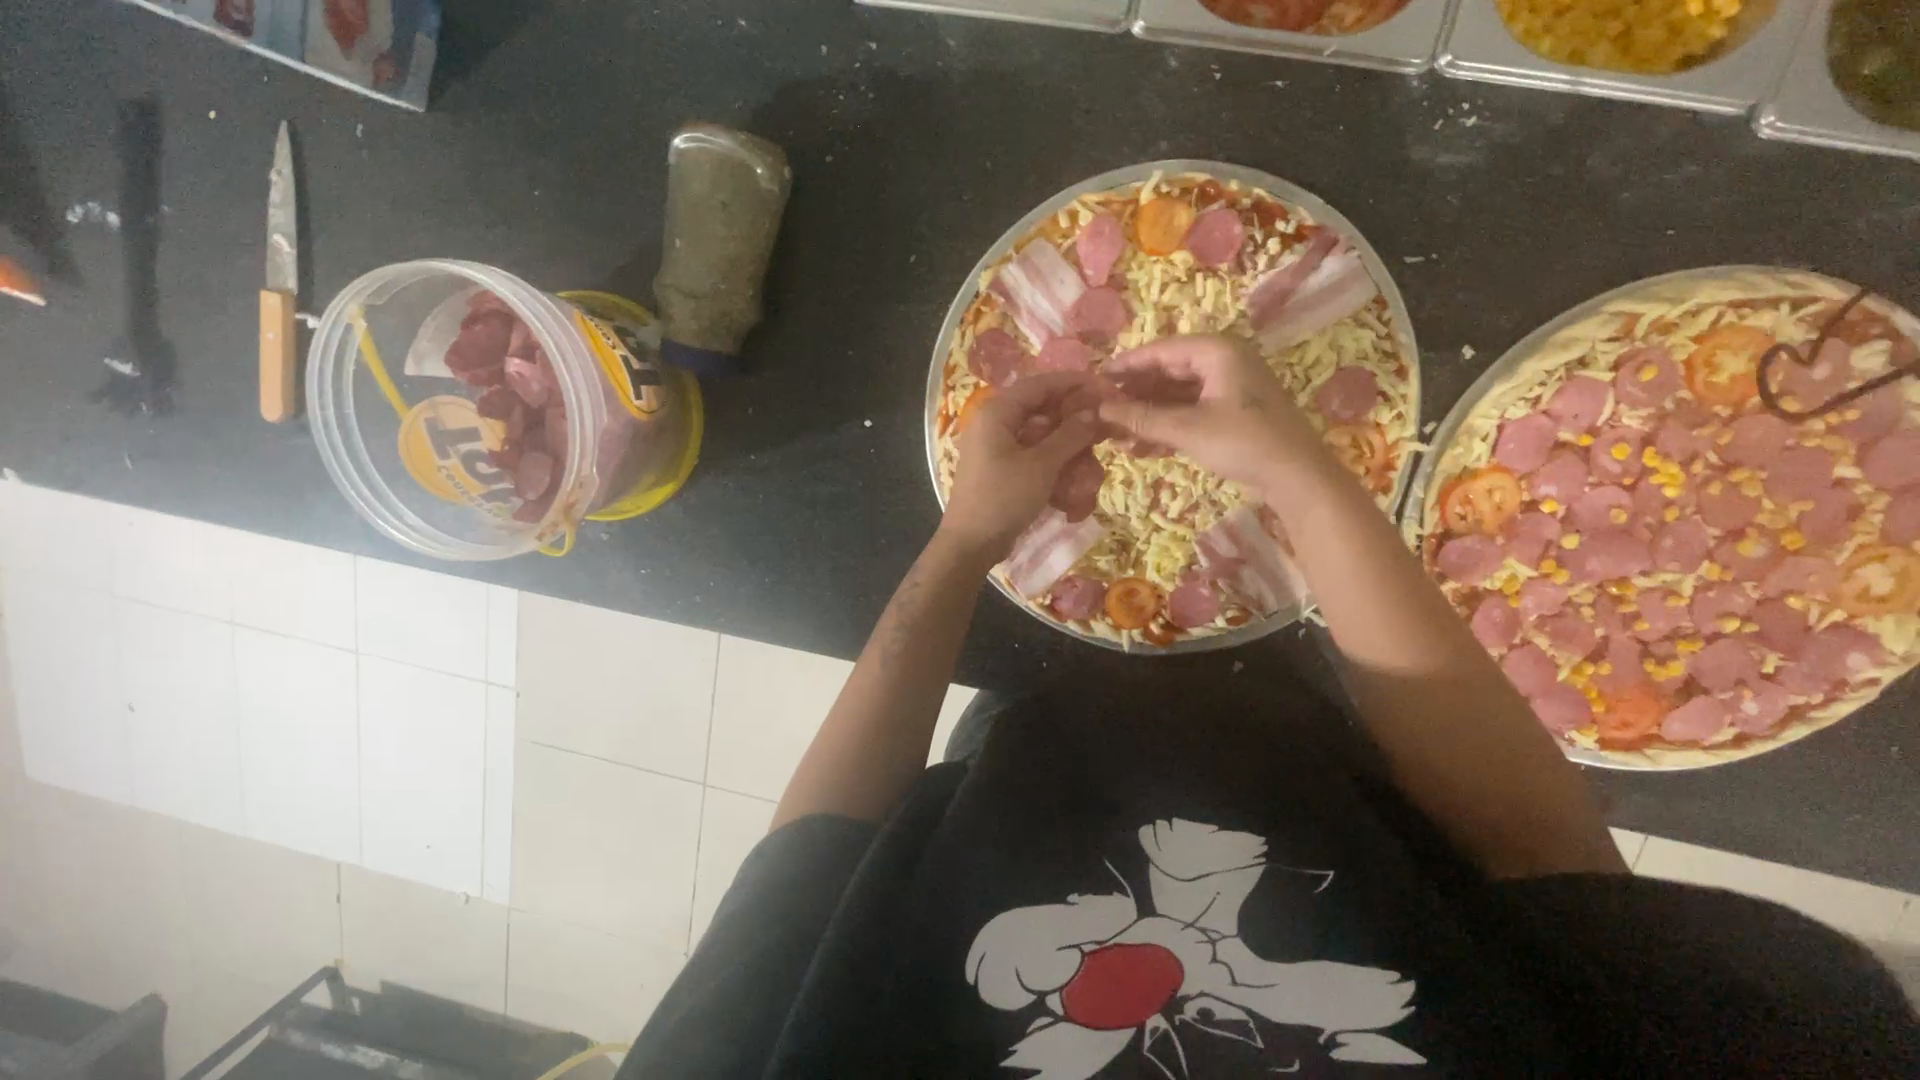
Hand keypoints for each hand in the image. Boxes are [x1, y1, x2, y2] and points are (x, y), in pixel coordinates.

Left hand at [942, 371, 1104, 557]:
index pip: (1039, 384)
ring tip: (1090, 449)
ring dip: (1064, 440)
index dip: (1072, 382)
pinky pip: (1030, 453)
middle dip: (1070, 415)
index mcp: (997, 412)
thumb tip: (1094, 411)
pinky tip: (1071, 470)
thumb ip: (1070, 435)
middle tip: (1101, 421)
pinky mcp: (998, 468)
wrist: (971, 543)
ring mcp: (994, 446)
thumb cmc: (1003, 498)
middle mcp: (993, 423)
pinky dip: (1051, 458)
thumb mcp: (1041, 465)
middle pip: (1039, 407)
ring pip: (1037, 432)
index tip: (1102, 386)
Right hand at [1097, 335, 1321, 494]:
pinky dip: (1166, 427)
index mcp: (1216, 351)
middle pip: (1167, 373)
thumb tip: (1100, 410)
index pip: (1160, 351)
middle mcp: (1222, 363)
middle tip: (1101, 413)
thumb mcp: (1187, 430)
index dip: (1126, 367)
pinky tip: (1140, 448)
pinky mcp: (1231, 414)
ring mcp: (1228, 389)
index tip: (1094, 381)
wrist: (1298, 477)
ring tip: (1115, 437)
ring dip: (1147, 416)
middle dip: (1134, 396)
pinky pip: (1190, 413)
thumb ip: (1141, 418)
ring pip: (1176, 397)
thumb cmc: (1244, 442)